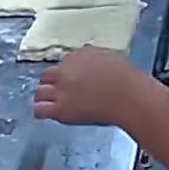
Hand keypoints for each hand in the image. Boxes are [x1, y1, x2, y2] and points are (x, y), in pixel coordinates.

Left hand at [33, 48, 160, 126]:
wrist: (128, 96)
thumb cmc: (127, 81)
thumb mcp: (110, 60)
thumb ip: (95, 64)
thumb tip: (92, 71)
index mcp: (79, 55)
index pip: (64, 64)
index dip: (66, 75)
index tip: (71, 82)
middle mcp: (66, 70)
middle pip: (47, 76)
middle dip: (50, 84)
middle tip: (56, 93)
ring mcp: (61, 89)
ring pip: (40, 92)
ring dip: (42, 97)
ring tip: (47, 104)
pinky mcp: (61, 108)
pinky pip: (40, 109)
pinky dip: (40, 111)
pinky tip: (43, 114)